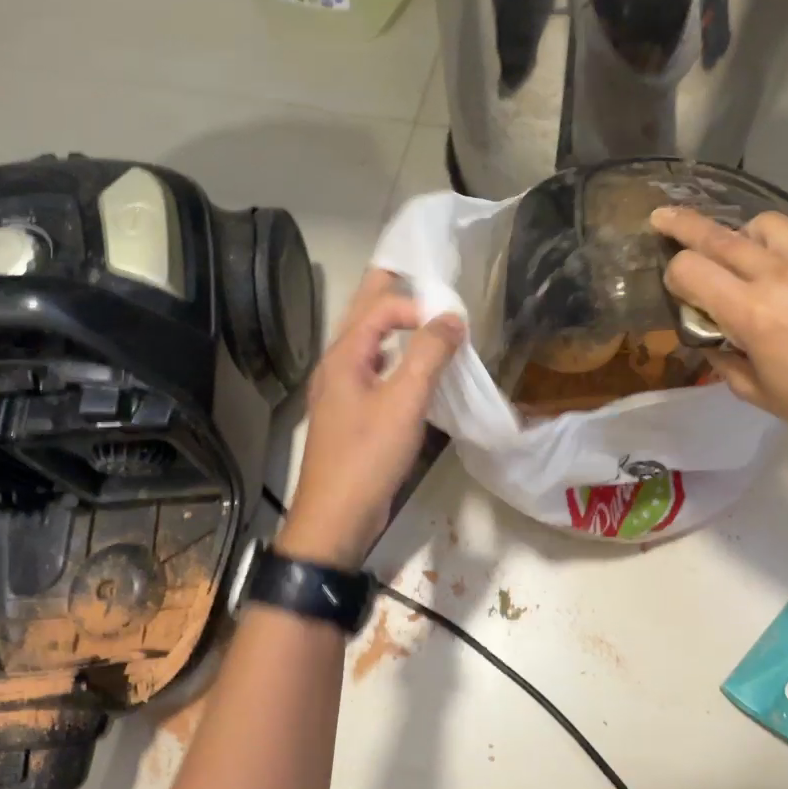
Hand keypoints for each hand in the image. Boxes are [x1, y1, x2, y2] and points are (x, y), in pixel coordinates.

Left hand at [278, 270, 464, 568]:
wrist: (336, 519)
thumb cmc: (368, 456)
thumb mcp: (404, 402)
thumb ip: (429, 355)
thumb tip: (452, 317)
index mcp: (344, 355)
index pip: (380, 309)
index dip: (416, 305)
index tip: (451, 321)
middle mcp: (336, 365)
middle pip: (363, 315)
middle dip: (389, 291)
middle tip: (417, 269)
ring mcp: (340, 391)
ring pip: (366, 343)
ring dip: (391, 324)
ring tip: (420, 313)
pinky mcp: (349, 414)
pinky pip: (371, 369)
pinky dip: (392, 356)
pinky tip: (410, 368)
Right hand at [650, 207, 787, 453]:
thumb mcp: (754, 390)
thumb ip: (722, 354)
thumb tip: (710, 331)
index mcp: (753, 312)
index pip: (690, 269)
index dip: (675, 275)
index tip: (679, 287)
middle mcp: (784, 275)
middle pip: (718, 235)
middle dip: (683, 225)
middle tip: (664, 217)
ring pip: (767, 224)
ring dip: (746, 236)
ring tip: (749, 256)